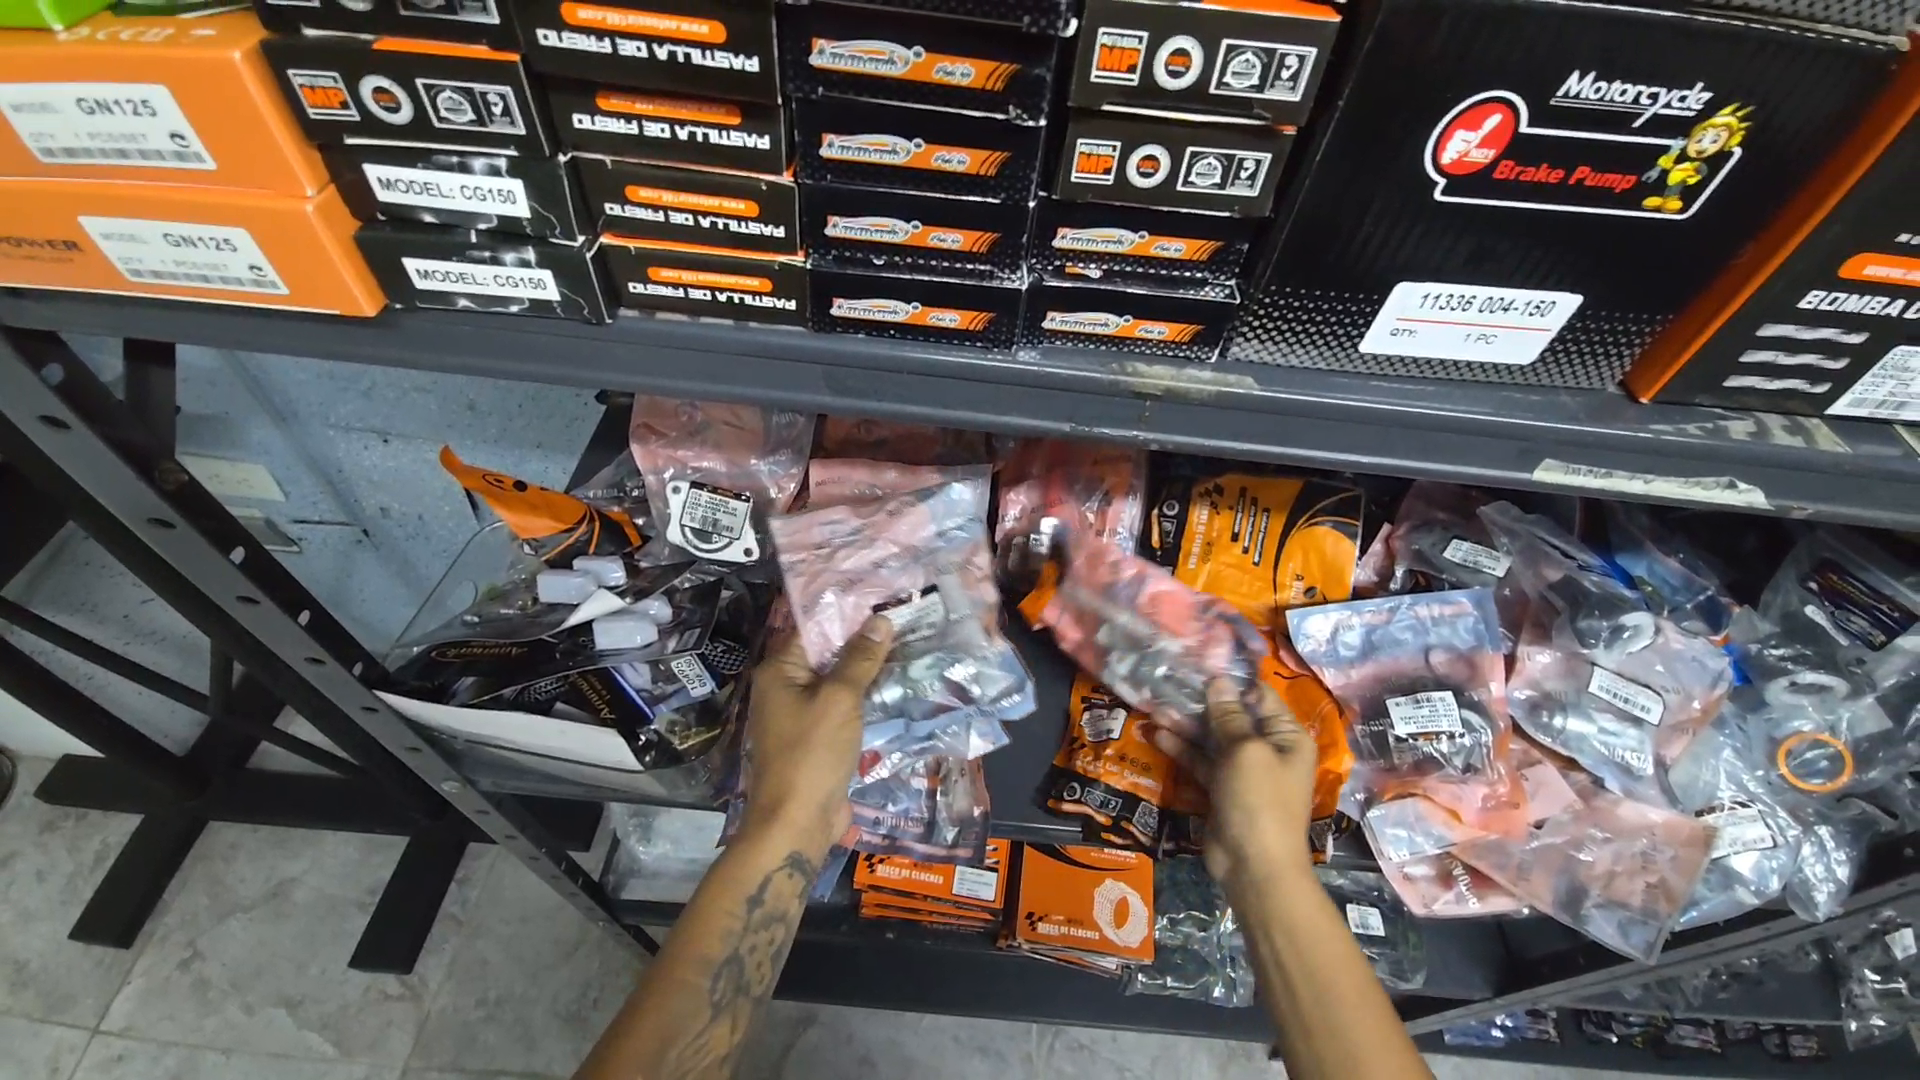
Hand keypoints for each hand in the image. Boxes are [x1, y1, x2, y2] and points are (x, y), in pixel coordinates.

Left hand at [742, 616, 893, 849]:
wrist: (797, 821)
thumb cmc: (811, 753)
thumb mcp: (839, 699)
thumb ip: (860, 659)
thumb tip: (880, 620)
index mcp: (779, 672)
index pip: (814, 629)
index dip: (849, 616)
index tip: (884, 601)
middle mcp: (785, 688)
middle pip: (828, 655)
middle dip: (863, 643)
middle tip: (905, 622)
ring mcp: (801, 716)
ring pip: (839, 683)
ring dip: (868, 672)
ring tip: (909, 649)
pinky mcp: (818, 739)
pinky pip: (843, 709)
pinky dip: (866, 700)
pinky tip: (897, 689)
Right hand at [1148, 678, 1319, 890]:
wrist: (1255, 866)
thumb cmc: (1258, 800)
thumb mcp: (1245, 751)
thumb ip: (1228, 715)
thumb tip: (1218, 681)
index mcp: (1286, 736)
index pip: (1259, 695)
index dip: (1230, 679)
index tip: (1198, 663)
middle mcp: (1267, 748)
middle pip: (1232, 715)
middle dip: (1201, 701)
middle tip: (1168, 682)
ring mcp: (1243, 770)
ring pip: (1212, 737)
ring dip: (1186, 723)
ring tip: (1155, 706)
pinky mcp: (1222, 788)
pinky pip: (1201, 760)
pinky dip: (1182, 748)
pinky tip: (1158, 733)